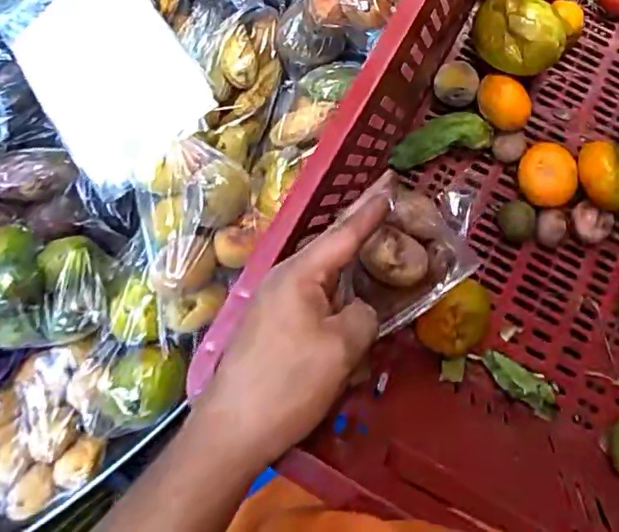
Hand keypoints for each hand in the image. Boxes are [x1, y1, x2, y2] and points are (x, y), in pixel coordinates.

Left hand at [189, 193, 387, 471]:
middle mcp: (284, 277)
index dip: (371, 208)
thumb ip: (364, 316)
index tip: (390, 182)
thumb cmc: (286, 384)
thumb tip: (361, 309)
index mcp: (300, 273)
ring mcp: (274, 301)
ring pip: (323, 272)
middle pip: (332, 244)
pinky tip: (349, 298)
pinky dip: (337, 289)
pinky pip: (314, 296)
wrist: (227, 436)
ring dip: (350, 260)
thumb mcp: (341, 349)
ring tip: (375, 246)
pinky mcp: (272, 325)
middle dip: (360, 223)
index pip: (345, 232)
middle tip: (386, 199)